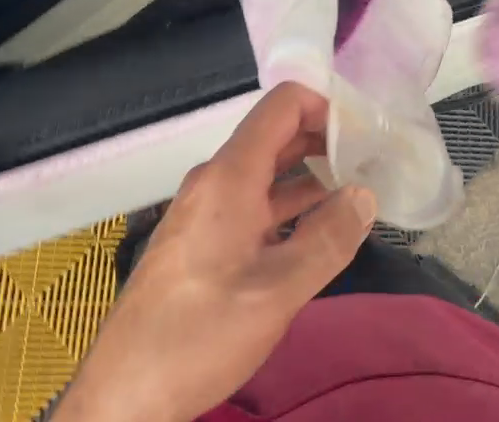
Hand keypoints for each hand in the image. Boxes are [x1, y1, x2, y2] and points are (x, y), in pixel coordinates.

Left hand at [54, 82, 376, 421]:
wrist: (125, 392)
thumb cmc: (198, 335)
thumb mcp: (275, 293)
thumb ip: (326, 240)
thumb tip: (365, 194)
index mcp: (229, 176)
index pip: (281, 106)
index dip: (326, 107)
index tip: (366, 133)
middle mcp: (215, 181)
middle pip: (276, 136)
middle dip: (326, 140)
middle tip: (374, 162)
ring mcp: (206, 210)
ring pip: (266, 173)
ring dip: (311, 176)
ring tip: (359, 192)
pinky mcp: (203, 240)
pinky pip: (253, 203)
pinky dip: (289, 205)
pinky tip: (319, 229)